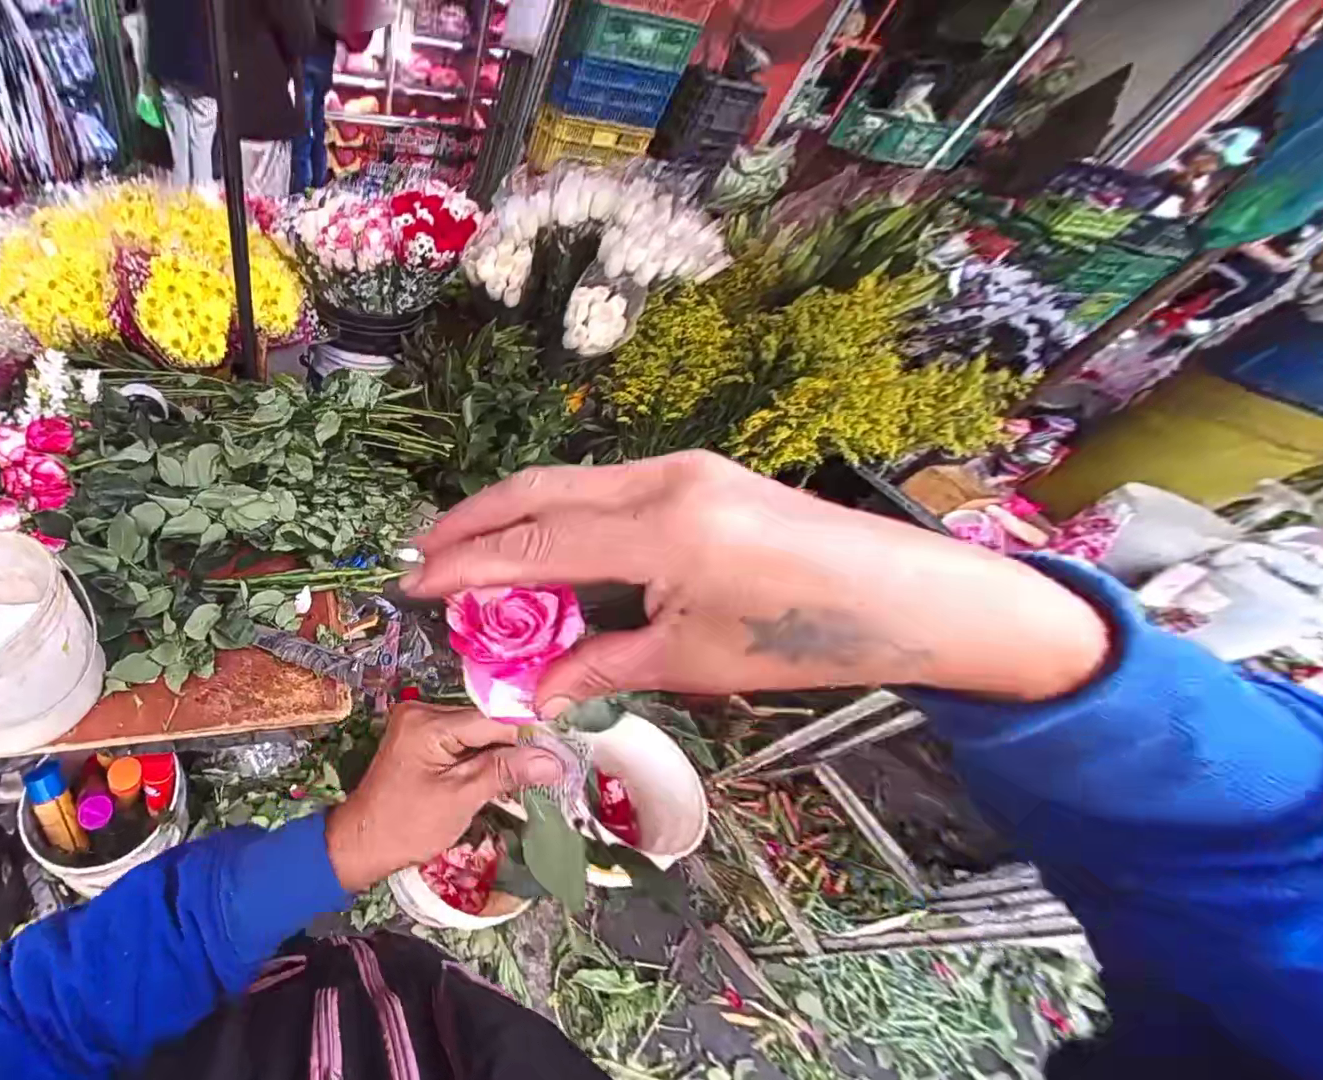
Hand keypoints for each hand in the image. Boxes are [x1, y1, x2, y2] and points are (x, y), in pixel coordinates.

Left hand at [325, 703, 561, 891]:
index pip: (490, 720)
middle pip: (483, 722)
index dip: (527, 734)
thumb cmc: (407, 826)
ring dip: (500, 749)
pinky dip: (481, 754)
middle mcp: (422, 710)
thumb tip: (553, 761)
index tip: (561, 749)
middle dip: (515, 743)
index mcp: (427, 721)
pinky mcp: (420, 736)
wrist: (361, 845)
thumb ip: (505, 773)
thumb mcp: (460, 799)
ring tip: (535, 767)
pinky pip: (461, 738)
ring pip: (475, 730)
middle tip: (552, 762)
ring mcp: (419, 721)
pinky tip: (503, 768)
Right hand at [403, 452, 1110, 713]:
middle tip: (424, 549)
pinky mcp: (694, 471)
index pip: (536, 545)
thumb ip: (599, 666)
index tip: (418, 580)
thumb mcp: (691, 661)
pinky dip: (560, 513)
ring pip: (569, 482)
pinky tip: (543, 542)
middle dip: (473, 519)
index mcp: (661, 532)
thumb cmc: (802, 639)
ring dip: (513, 513)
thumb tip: (534, 693)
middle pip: (539, 490)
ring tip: (470, 547)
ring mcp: (680, 467)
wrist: (905, 596)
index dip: (468, 564)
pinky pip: (605, 488)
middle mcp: (662, 481)